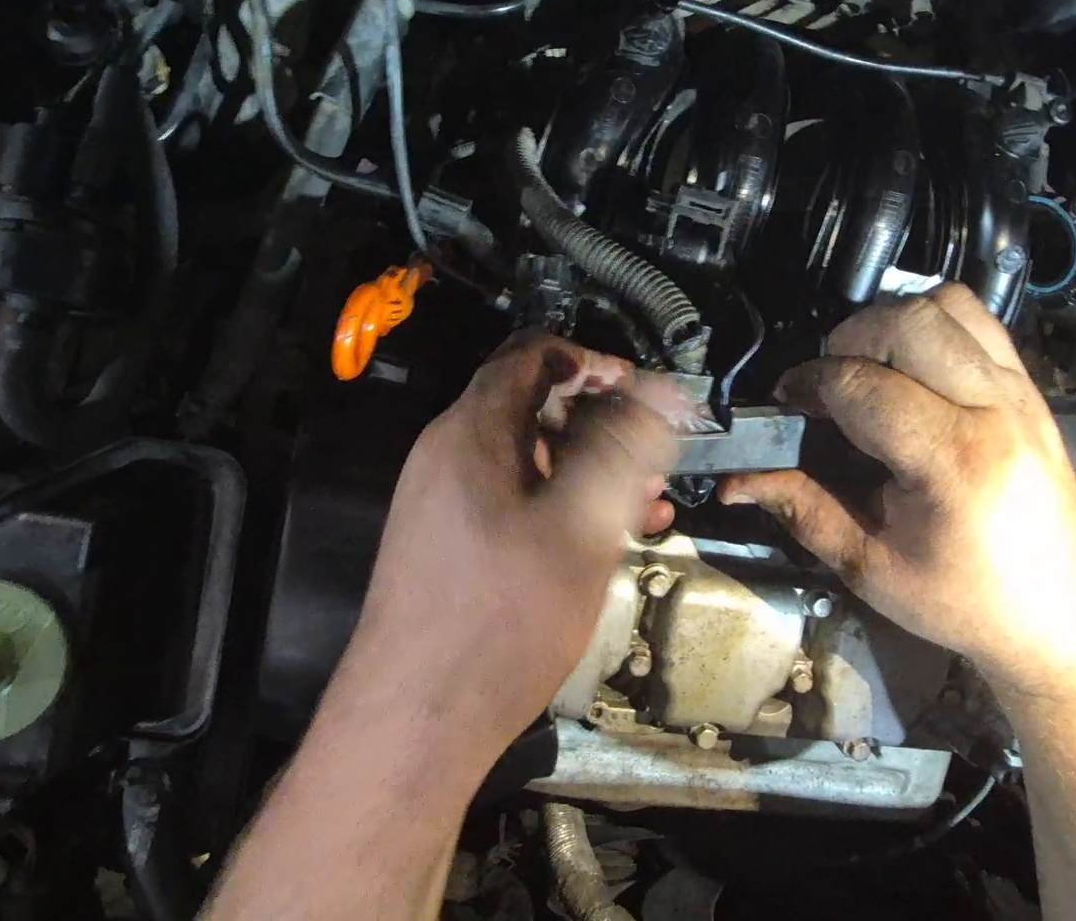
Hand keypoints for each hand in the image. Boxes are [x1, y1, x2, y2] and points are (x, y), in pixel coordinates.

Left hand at [334, 334, 681, 767]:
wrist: (416, 720)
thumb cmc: (504, 617)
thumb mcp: (580, 527)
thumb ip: (622, 450)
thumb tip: (659, 392)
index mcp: (472, 431)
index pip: (534, 355)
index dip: (595, 362)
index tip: (644, 397)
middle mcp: (448, 453)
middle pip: (531, 405)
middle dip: (600, 423)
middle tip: (652, 461)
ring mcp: (441, 500)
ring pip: (526, 459)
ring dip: (587, 470)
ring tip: (644, 505)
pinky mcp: (445, 542)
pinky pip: (509, 500)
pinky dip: (558, 506)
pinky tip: (602, 542)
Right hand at [722, 284, 1075, 697]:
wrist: (1067, 621)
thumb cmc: (968, 602)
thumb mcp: (869, 567)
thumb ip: (800, 508)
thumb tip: (736, 482)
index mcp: (953, 459)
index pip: (860, 383)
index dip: (807, 383)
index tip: (786, 402)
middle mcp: (994, 408)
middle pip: (906, 322)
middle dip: (846, 341)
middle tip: (826, 384)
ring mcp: (1020, 393)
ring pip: (947, 306)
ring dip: (891, 324)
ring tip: (868, 370)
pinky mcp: (1031, 391)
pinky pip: (979, 322)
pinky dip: (933, 327)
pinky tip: (909, 371)